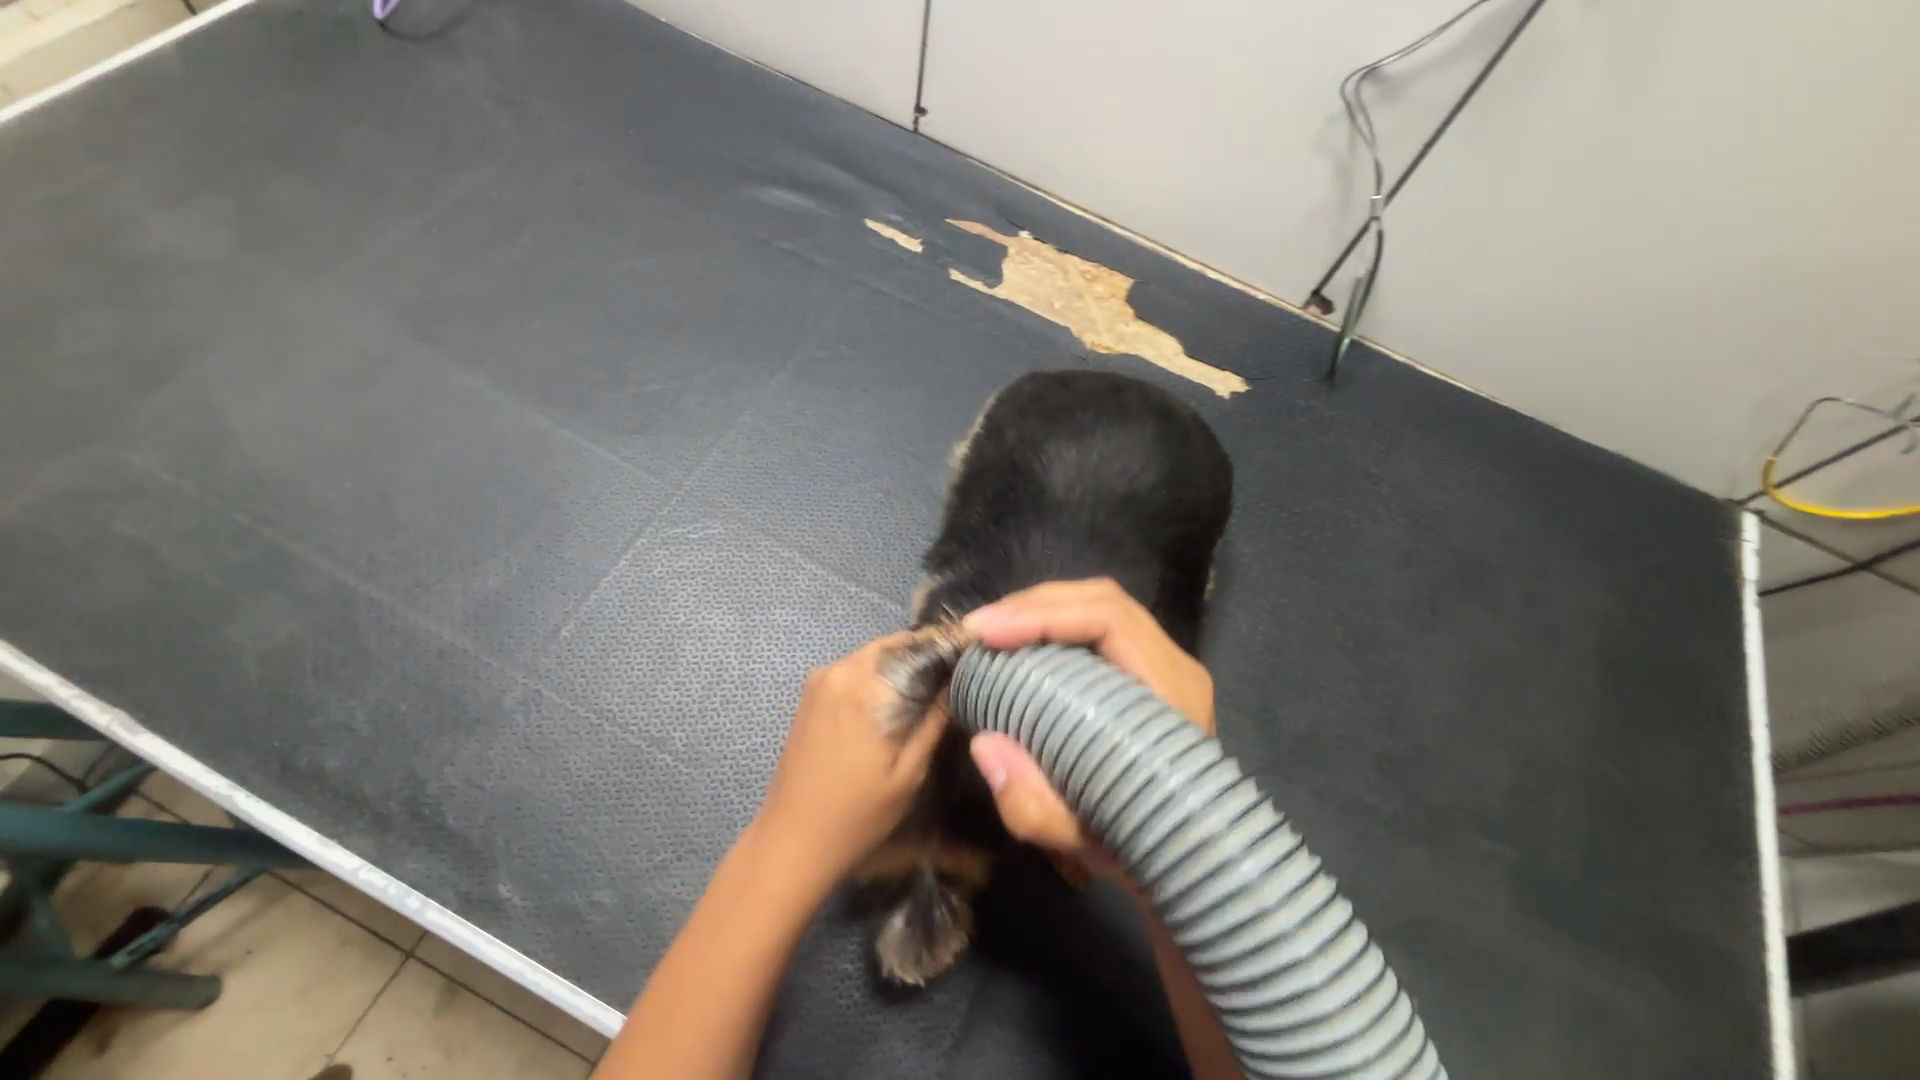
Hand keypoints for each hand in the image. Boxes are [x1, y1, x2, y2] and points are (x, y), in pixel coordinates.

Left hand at [754, 632, 948, 890]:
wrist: (792, 838)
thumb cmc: (858, 814)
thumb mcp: (910, 773)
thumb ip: (934, 721)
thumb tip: (957, 682)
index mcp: (869, 688)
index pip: (920, 649)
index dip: (949, 647)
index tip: (973, 652)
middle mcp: (842, 671)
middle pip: (895, 645)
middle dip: (926, 651)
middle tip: (956, 667)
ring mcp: (822, 678)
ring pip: (874, 654)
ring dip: (903, 660)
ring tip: (933, 680)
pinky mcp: (811, 691)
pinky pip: (854, 668)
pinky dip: (879, 672)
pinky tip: (897, 693)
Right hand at [961, 579, 1214, 880]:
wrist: (1187, 856)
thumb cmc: (1139, 846)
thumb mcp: (1084, 841)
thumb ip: (1033, 805)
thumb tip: (983, 744)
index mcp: (1171, 694)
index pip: (1111, 620)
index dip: (1045, 616)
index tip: (988, 634)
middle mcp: (1174, 666)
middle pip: (1103, 599)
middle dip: (1033, 605)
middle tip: (978, 628)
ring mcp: (1163, 663)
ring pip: (1099, 604)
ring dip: (1040, 608)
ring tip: (991, 629)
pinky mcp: (1147, 669)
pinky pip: (1098, 625)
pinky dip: (1052, 623)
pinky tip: (1019, 641)